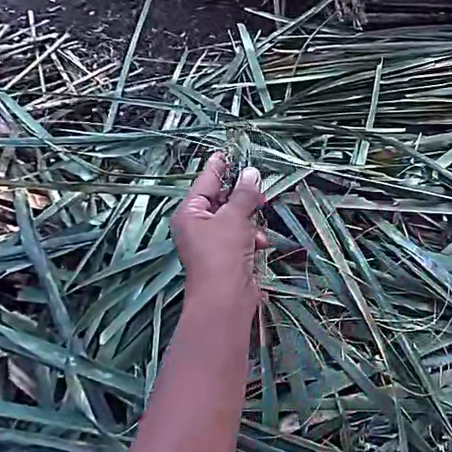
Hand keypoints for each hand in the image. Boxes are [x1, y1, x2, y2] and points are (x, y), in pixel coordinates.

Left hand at [171, 153, 267, 310]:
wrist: (226, 298)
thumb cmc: (222, 254)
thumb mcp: (234, 218)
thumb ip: (244, 194)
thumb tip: (252, 173)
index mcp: (190, 213)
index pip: (205, 182)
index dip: (219, 167)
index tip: (228, 152)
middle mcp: (198, 225)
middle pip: (221, 200)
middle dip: (241, 195)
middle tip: (258, 181)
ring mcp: (213, 242)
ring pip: (235, 218)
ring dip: (250, 218)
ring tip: (262, 213)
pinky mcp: (229, 255)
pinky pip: (242, 236)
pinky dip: (252, 236)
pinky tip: (260, 242)